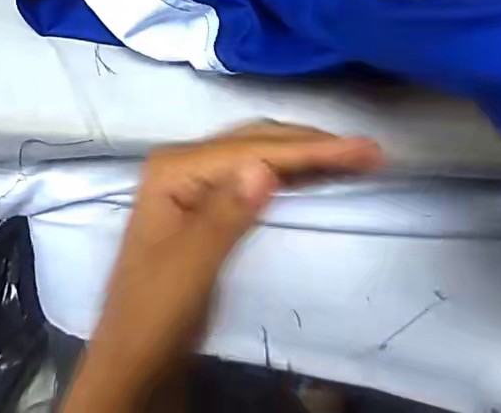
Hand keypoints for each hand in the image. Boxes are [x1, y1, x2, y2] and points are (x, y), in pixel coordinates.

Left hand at [61, 122, 383, 412]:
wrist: (132, 358)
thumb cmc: (154, 313)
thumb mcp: (190, 269)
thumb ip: (225, 216)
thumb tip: (265, 168)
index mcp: (174, 168)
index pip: (251, 150)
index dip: (309, 148)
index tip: (363, 149)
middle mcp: (183, 163)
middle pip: (256, 142)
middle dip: (312, 143)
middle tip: (369, 150)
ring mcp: (195, 181)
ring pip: (258, 153)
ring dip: (305, 153)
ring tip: (354, 155)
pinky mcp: (208, 203)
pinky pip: (254, 176)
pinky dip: (290, 173)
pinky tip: (316, 174)